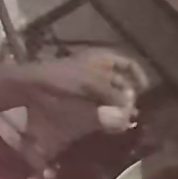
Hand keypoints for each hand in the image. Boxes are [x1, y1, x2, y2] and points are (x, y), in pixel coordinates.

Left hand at [28, 49, 145, 127]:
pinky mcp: (78, 94)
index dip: (139, 76)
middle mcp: (98, 66)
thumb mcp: (92, 84)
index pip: (129, 64)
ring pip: (109, 93)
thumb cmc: (64, 77)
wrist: (33, 84)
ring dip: (116, 105)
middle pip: (120, 80)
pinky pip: (97, 102)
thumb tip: (128, 109)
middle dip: (127, 96)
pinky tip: (107, 121)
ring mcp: (87, 80)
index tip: (144, 92)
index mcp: (103, 57)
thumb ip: (112, 95)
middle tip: (131, 112)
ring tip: (122, 119)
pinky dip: (104, 110)